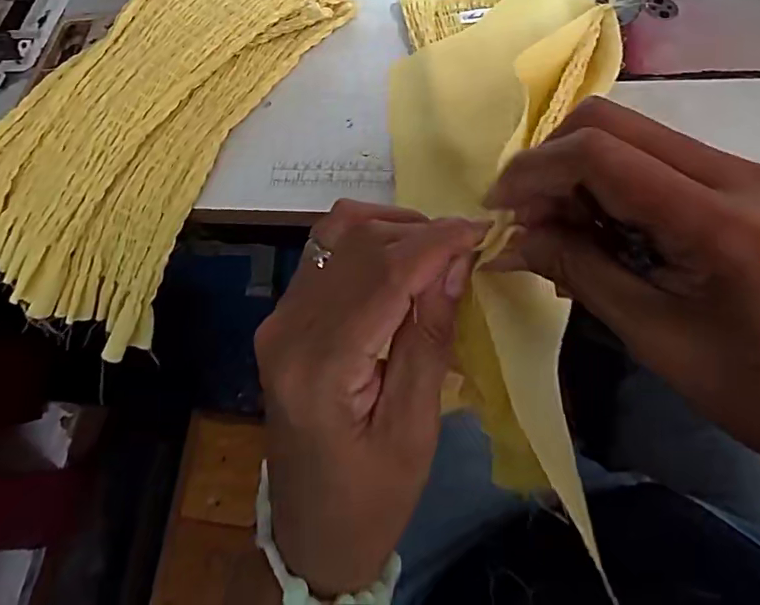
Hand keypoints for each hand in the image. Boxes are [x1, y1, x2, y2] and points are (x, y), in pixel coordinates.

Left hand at [254, 201, 482, 596]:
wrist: (309, 530)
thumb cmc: (371, 497)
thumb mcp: (415, 429)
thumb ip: (429, 337)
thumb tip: (454, 261)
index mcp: (320, 367)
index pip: (383, 275)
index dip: (436, 242)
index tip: (480, 230)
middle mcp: (287, 328)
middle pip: (358, 245)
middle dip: (421, 233)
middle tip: (467, 246)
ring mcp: (279, 317)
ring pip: (338, 235)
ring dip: (394, 229)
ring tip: (437, 251)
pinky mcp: (283, 316)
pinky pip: (326, 250)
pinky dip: (368, 239)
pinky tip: (400, 256)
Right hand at [484, 97, 759, 493]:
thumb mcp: (655, 338)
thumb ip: (577, 271)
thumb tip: (508, 240)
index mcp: (725, 223)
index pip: (603, 155)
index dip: (536, 171)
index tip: (498, 209)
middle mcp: (738, 175)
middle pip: (612, 124)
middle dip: (552, 162)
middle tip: (526, 219)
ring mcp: (743, 171)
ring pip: (629, 134)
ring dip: (578, 171)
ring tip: (558, 230)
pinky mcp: (740, 180)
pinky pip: (653, 158)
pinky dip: (609, 182)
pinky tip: (599, 229)